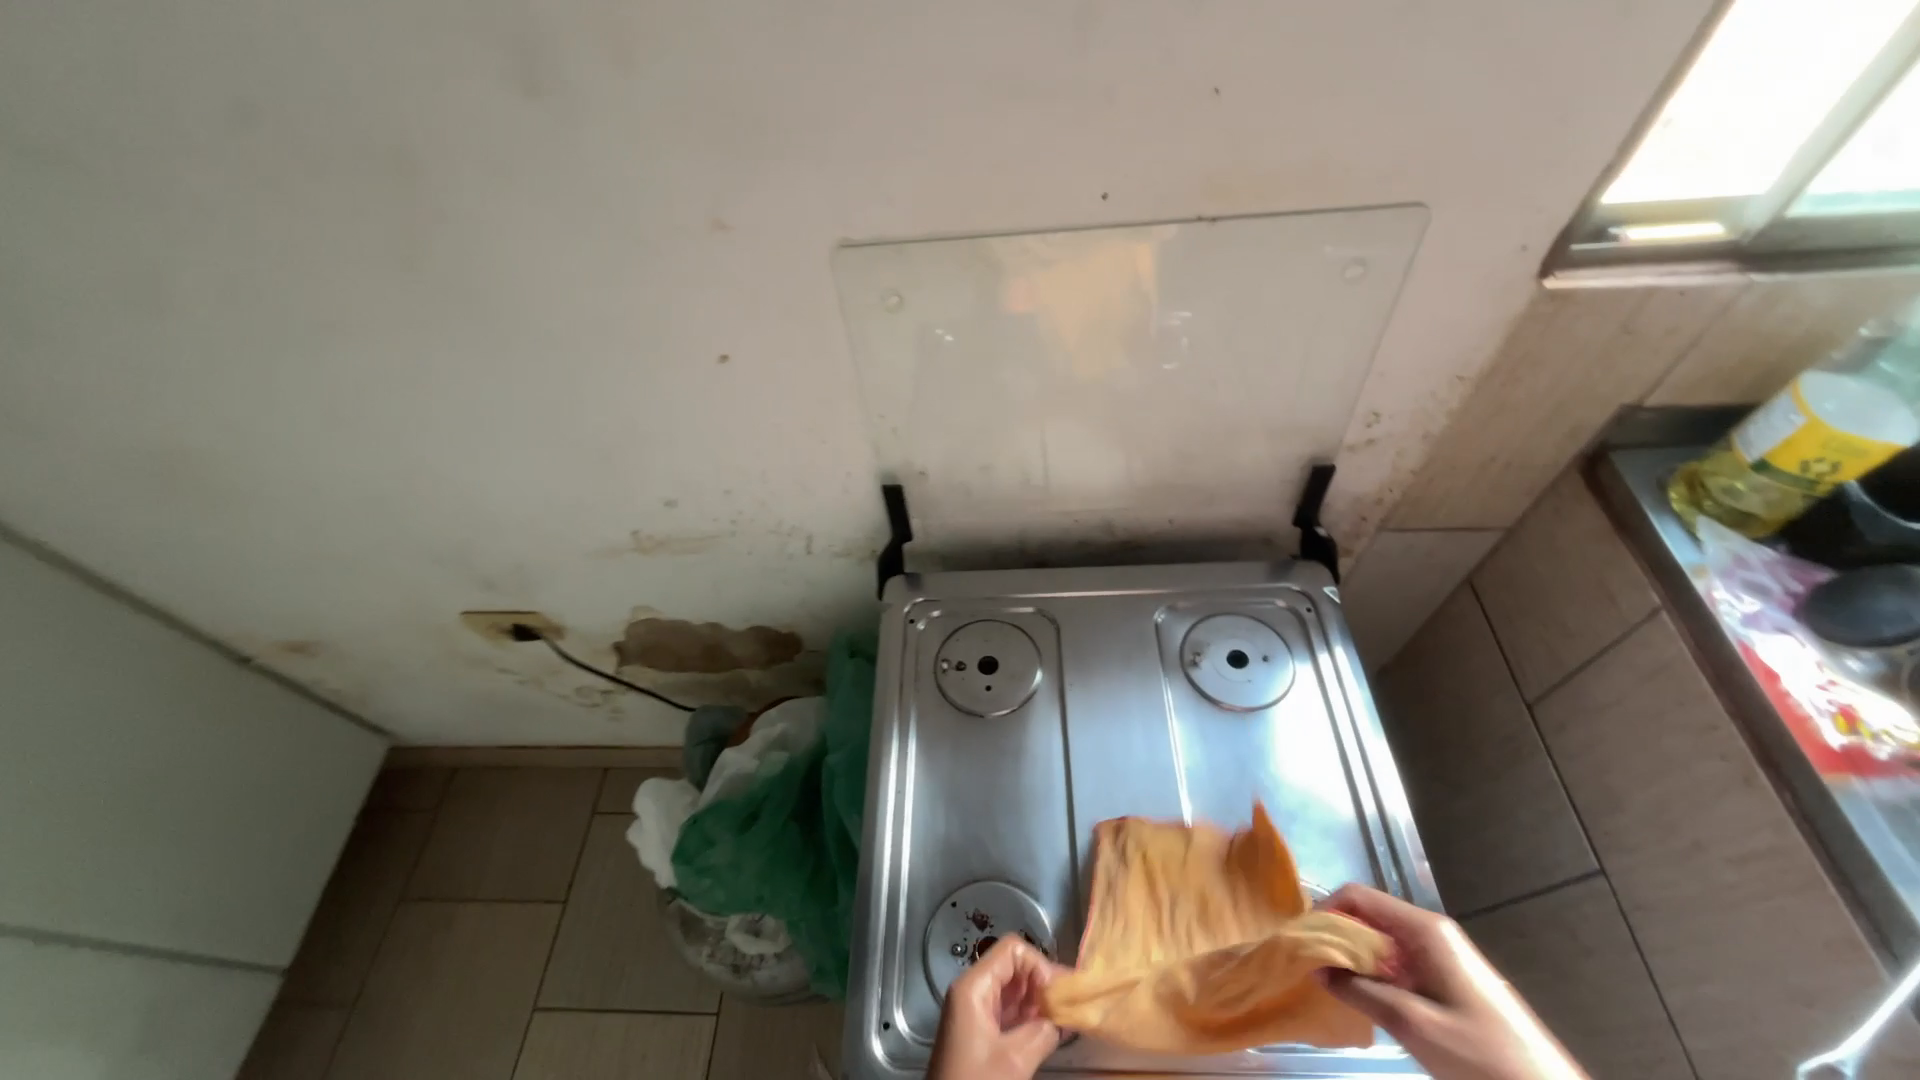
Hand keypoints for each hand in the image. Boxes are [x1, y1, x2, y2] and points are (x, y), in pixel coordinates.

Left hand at [928, 936, 1068, 1079]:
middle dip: (1042, 982)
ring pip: (1013, 988)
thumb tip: (1064, 1018)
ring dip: (1038, 1000)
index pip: (1012, 950)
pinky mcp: (979, 1030)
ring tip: (1064, 1017)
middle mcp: (972, 990)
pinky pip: (1008, 1010)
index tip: (1057, 994)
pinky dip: (1029, 1016)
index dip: (1039, 965)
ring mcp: (975, 1010)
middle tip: (1069, 1004)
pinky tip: (1049, 1030)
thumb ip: (1043, 1032)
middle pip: (1013, 966)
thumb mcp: (1014, 1060)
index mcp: (973, 987)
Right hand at [1320, 885, 1589, 1079]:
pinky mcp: (1449, 979)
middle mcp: (1432, 932)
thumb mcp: (1412, 1023)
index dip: (1325, 913)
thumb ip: (1360, 991)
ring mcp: (1443, 955)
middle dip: (1336, 936)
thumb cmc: (1480, 1054)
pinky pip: (1399, 962)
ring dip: (1354, 958)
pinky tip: (1367, 1000)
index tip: (1302, 942)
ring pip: (1382, 941)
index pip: (1359, 896)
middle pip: (1369, 916)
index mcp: (1425, 930)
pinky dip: (1375, 973)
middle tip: (1310, 966)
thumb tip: (1317, 967)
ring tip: (1332, 985)